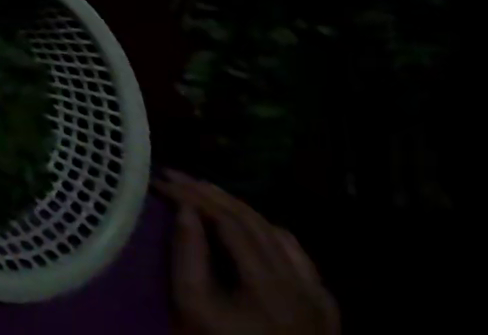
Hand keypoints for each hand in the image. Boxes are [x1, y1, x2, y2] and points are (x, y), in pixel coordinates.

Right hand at [157, 171, 339, 334]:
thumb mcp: (192, 307)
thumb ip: (188, 254)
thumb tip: (184, 209)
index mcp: (268, 285)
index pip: (227, 220)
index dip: (192, 194)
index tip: (162, 181)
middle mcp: (301, 284)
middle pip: (253, 221)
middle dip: (211, 194)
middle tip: (177, 178)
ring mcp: (318, 297)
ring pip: (277, 233)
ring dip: (239, 209)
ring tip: (206, 197)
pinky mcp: (325, 309)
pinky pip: (298, 256)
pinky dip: (269, 234)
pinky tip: (250, 232)